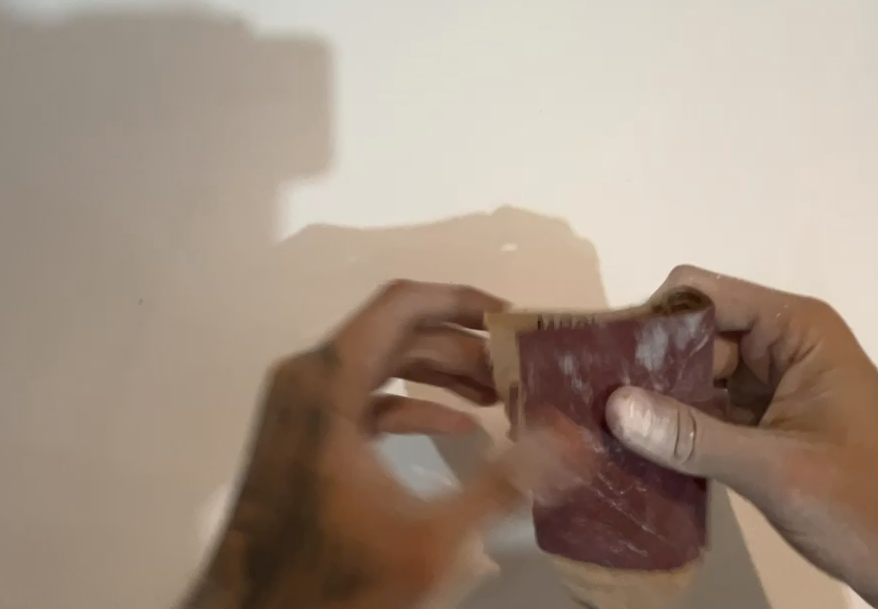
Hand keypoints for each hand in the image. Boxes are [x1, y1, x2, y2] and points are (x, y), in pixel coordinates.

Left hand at [185, 280, 594, 608]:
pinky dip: (410, 405)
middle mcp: (309, 373)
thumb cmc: (335, 576)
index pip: (402, 304)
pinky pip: (363, 399)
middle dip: (461, 346)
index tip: (510, 320)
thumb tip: (576, 442)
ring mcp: (301, 402)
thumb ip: (506, 483)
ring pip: (380, 363)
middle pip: (396, 331)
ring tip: (500, 396)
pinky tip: (461, 431)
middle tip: (518, 369)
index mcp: (329, 376)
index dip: (459, 300)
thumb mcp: (431, 537)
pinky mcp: (304, 432)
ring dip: (438, 374)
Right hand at [605, 266, 877, 608]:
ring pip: (698, 373)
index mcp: (792, 327)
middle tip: (593, 401)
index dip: (649, 317)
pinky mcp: (777, 423)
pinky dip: (684, 427)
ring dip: (661, 400)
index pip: (697, 292)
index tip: (602, 358)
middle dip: (647, 365)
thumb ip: (692, 436)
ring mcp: (779, 385)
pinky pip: (714, 410)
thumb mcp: (781, 472)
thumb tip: (611, 405)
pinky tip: (646, 450)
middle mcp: (782, 343)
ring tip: (606, 427)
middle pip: (692, 332)